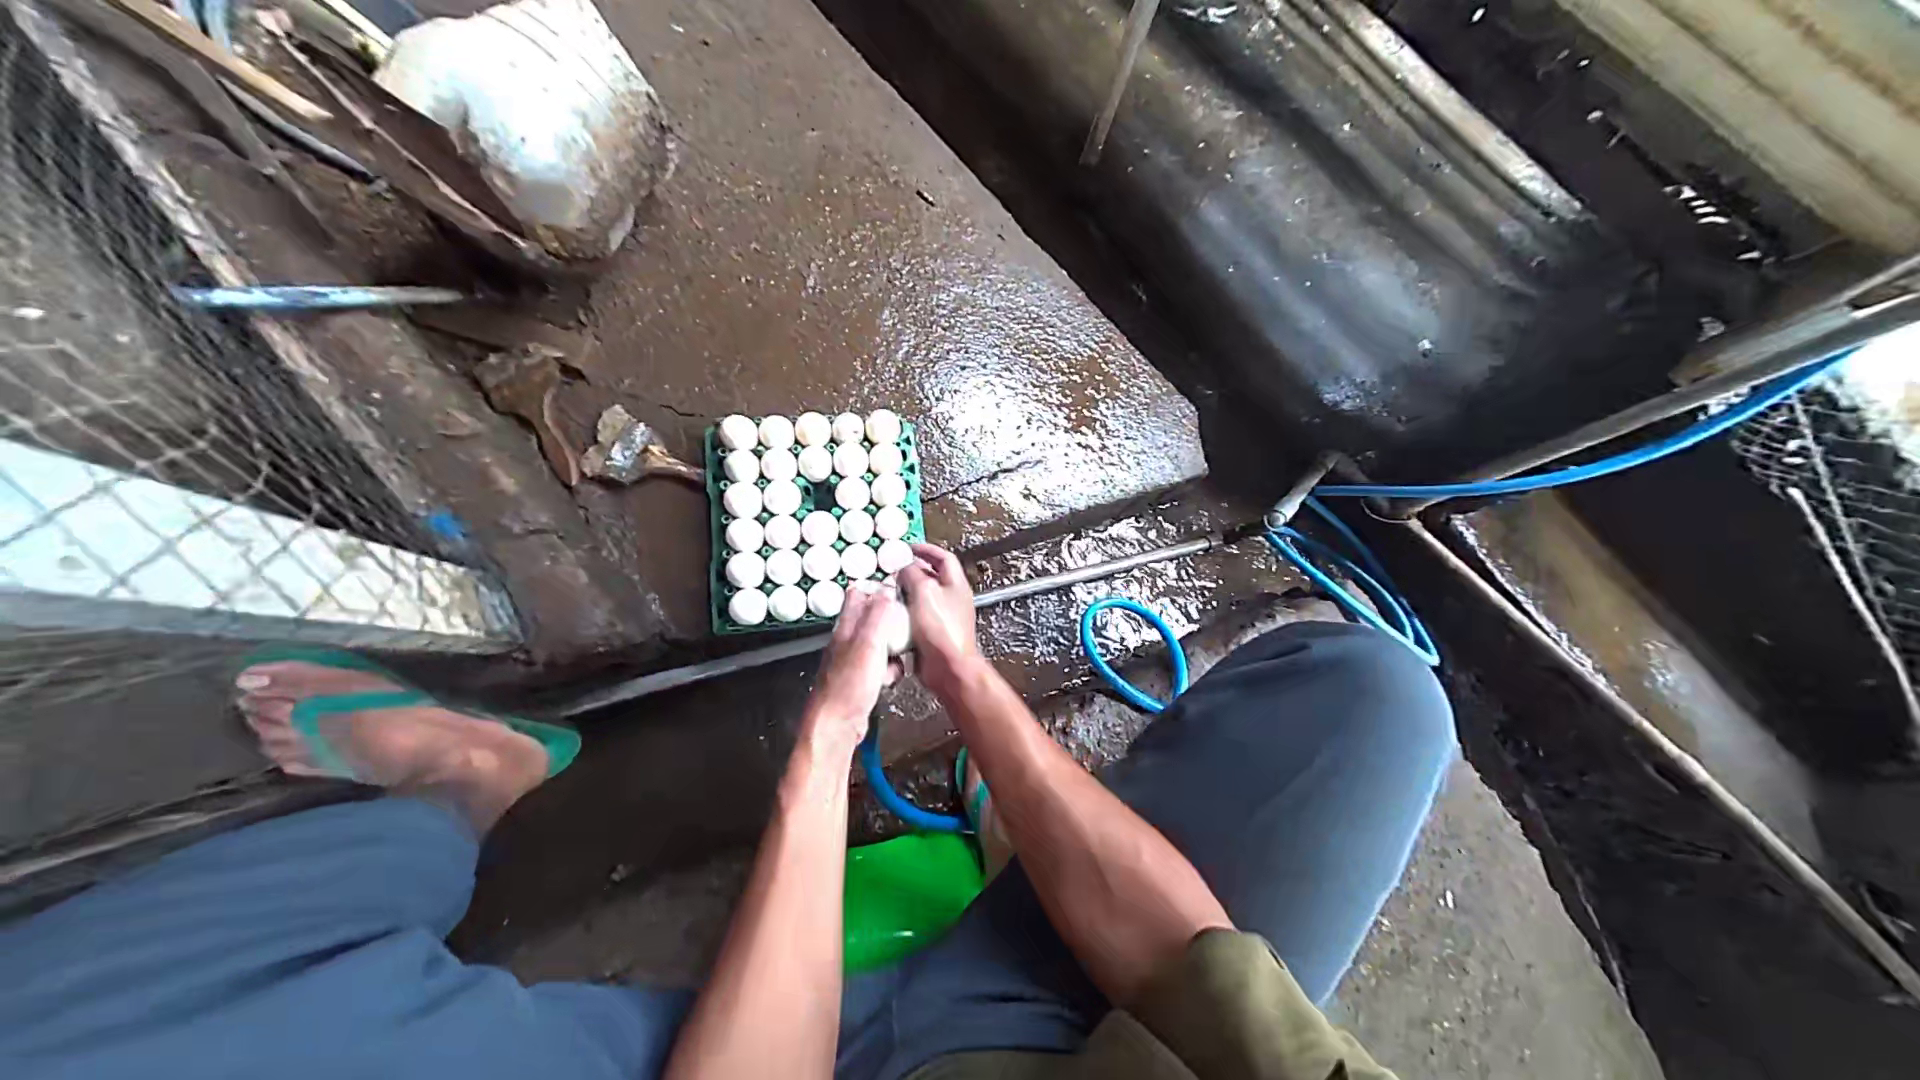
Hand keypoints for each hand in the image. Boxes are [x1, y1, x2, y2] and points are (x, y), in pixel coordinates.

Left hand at [803, 582, 901, 753]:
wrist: (836, 725)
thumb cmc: (850, 686)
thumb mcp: (869, 643)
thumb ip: (878, 614)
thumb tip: (886, 588)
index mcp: (846, 627)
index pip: (857, 595)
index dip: (876, 588)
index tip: (897, 589)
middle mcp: (846, 641)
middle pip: (872, 619)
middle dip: (892, 621)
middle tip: (906, 627)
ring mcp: (852, 661)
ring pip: (878, 643)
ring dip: (893, 648)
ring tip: (898, 659)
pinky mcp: (859, 680)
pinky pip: (880, 666)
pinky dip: (889, 670)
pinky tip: (891, 679)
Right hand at [897, 543, 980, 692]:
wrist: (947, 667)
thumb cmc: (943, 631)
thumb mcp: (924, 591)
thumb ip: (913, 574)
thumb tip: (905, 569)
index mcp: (956, 585)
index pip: (943, 558)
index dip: (926, 550)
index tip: (910, 548)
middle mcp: (952, 600)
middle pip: (931, 578)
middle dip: (911, 573)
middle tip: (895, 571)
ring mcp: (943, 618)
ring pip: (921, 599)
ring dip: (905, 595)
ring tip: (890, 592)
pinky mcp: (932, 634)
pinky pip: (915, 619)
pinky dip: (903, 616)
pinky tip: (892, 617)